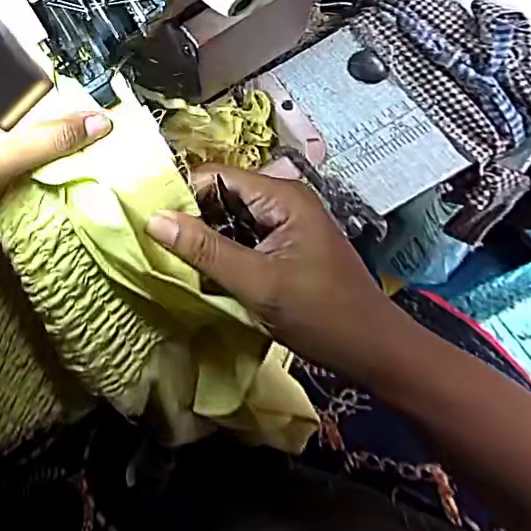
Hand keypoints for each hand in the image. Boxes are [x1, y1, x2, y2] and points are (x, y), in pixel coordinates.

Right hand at [144, 165, 416, 379]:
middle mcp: (283, 198)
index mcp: (281, 195)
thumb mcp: (258, 284)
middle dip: (193, 218)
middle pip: (222, 195)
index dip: (182, 194)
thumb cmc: (323, 315)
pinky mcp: (286, 244)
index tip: (151, 221)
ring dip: (207, 238)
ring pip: (230, 217)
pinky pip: (244, 236)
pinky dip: (225, 251)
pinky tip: (208, 273)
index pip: (216, 176)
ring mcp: (286, 221)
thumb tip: (154, 219)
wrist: (379, 353)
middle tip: (160, 244)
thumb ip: (206, 250)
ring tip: (178, 260)